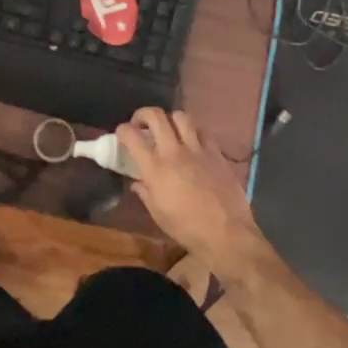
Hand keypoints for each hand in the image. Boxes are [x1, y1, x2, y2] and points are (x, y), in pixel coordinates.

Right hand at [117, 108, 266, 272]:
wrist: (226, 233)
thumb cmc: (187, 228)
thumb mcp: (158, 214)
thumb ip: (145, 192)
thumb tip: (137, 182)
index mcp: (156, 169)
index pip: (132, 136)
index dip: (122, 130)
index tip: (122, 134)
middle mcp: (175, 152)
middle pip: (156, 116)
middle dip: (143, 114)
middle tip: (141, 124)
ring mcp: (198, 150)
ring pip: (181, 117)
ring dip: (170, 119)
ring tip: (168, 130)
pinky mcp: (216, 153)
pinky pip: (202, 132)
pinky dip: (193, 133)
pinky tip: (192, 144)